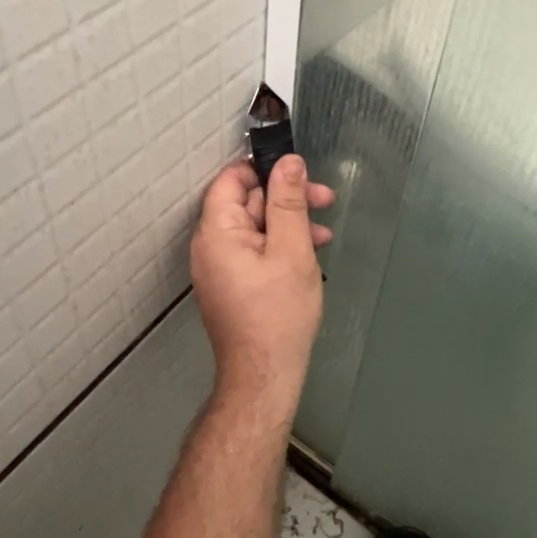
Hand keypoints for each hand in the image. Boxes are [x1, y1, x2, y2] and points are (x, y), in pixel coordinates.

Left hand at [190, 155, 335, 406]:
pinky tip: (310, 255)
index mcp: (217, 232)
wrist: (265, 375)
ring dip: (289, 222)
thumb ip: (288, 202)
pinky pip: (254, 251)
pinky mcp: (231, 284)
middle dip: (286, 198)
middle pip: (246, 202)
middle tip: (326, 200)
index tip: (300, 172)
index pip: (231, 179)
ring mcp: (219, 267)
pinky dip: (280, 245)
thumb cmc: (279, 313)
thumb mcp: (292, 250)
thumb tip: (288, 162)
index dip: (264, 169)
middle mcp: (210, 246)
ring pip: (255, 227)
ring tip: (324, 235)